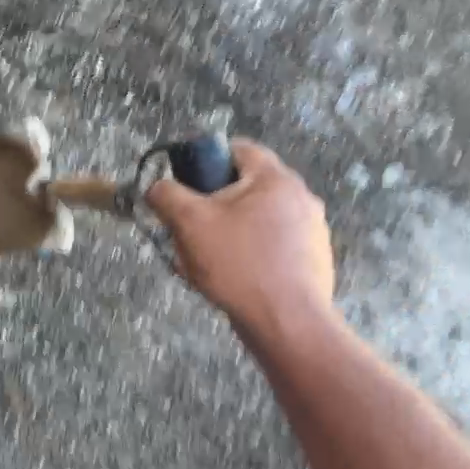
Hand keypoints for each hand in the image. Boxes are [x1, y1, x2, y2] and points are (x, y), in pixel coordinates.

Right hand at [146, 139, 336, 340]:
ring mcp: (311, 229)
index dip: (202, 160)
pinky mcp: (310, 257)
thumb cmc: (236, 262)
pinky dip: (243, 248)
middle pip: (242, 185)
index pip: (237, 148)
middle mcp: (301, 198)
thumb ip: (165, 194)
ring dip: (224, 227)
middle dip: (208, 202)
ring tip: (203, 255)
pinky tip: (228, 272)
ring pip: (253, 215)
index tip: (181, 185)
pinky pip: (267, 240)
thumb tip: (158, 187)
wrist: (285, 319)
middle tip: (186, 225)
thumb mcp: (187, 221)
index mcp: (275, 181)